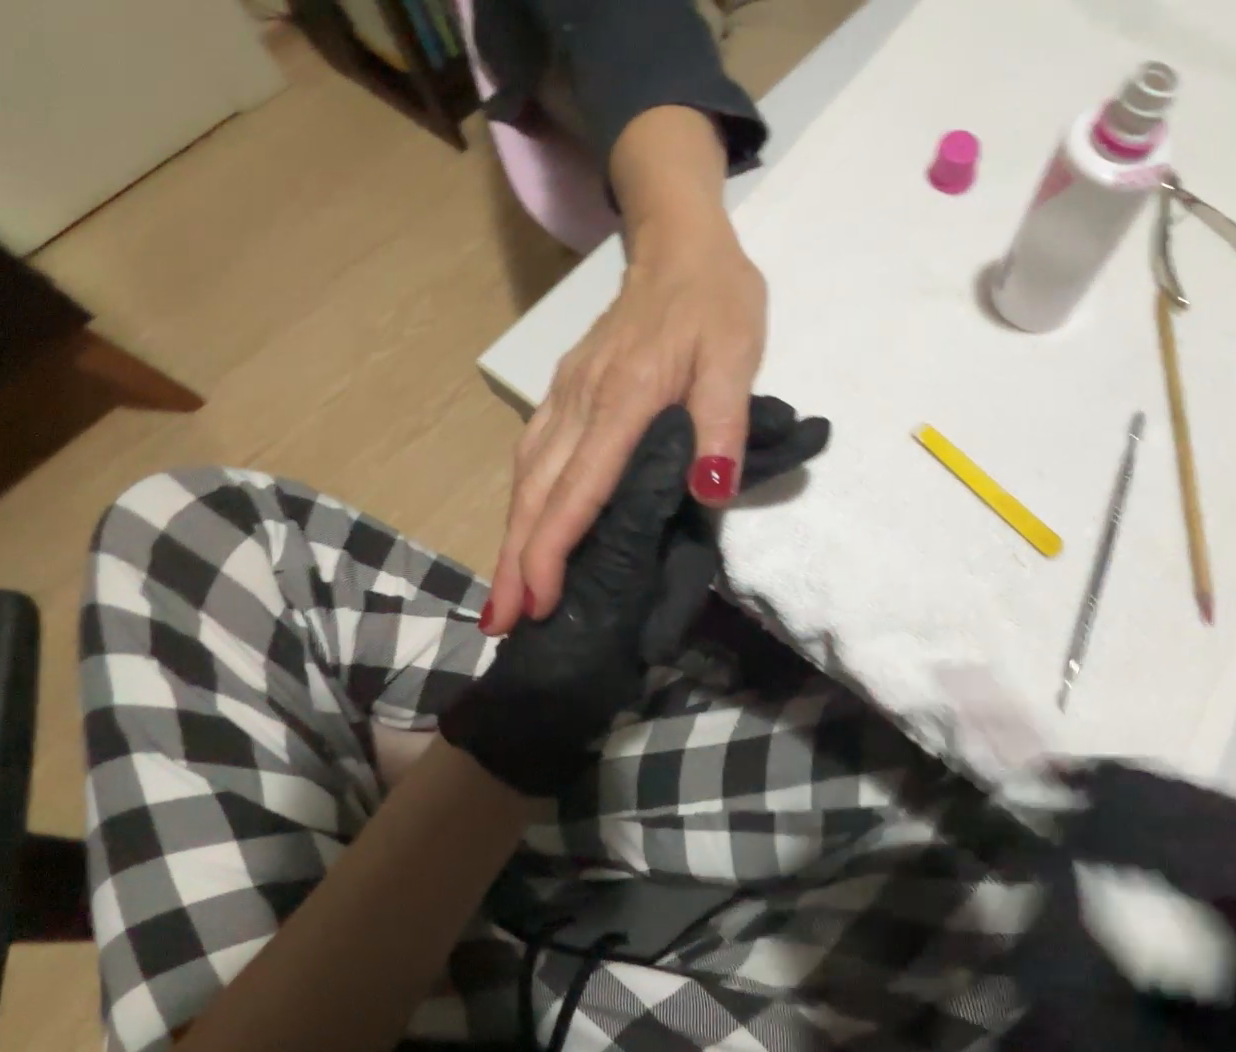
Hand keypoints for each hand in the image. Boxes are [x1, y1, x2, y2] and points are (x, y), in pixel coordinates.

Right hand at [484, 219, 766, 636]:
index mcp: (622, 399)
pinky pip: (535, 454)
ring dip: (511, 536)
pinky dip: (524, 501)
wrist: (679, 246)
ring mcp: (566, 395)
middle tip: (498, 622)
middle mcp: (580, 402)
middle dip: (515, 559)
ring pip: (526, 475)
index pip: (578, 486)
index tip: (538, 601)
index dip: (553, 548)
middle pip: (536, 491)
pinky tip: (524, 527)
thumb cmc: (715, 302)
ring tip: (503, 592)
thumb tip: (709, 492)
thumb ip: (723, 423)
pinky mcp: (566, 391)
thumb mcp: (737, 357)